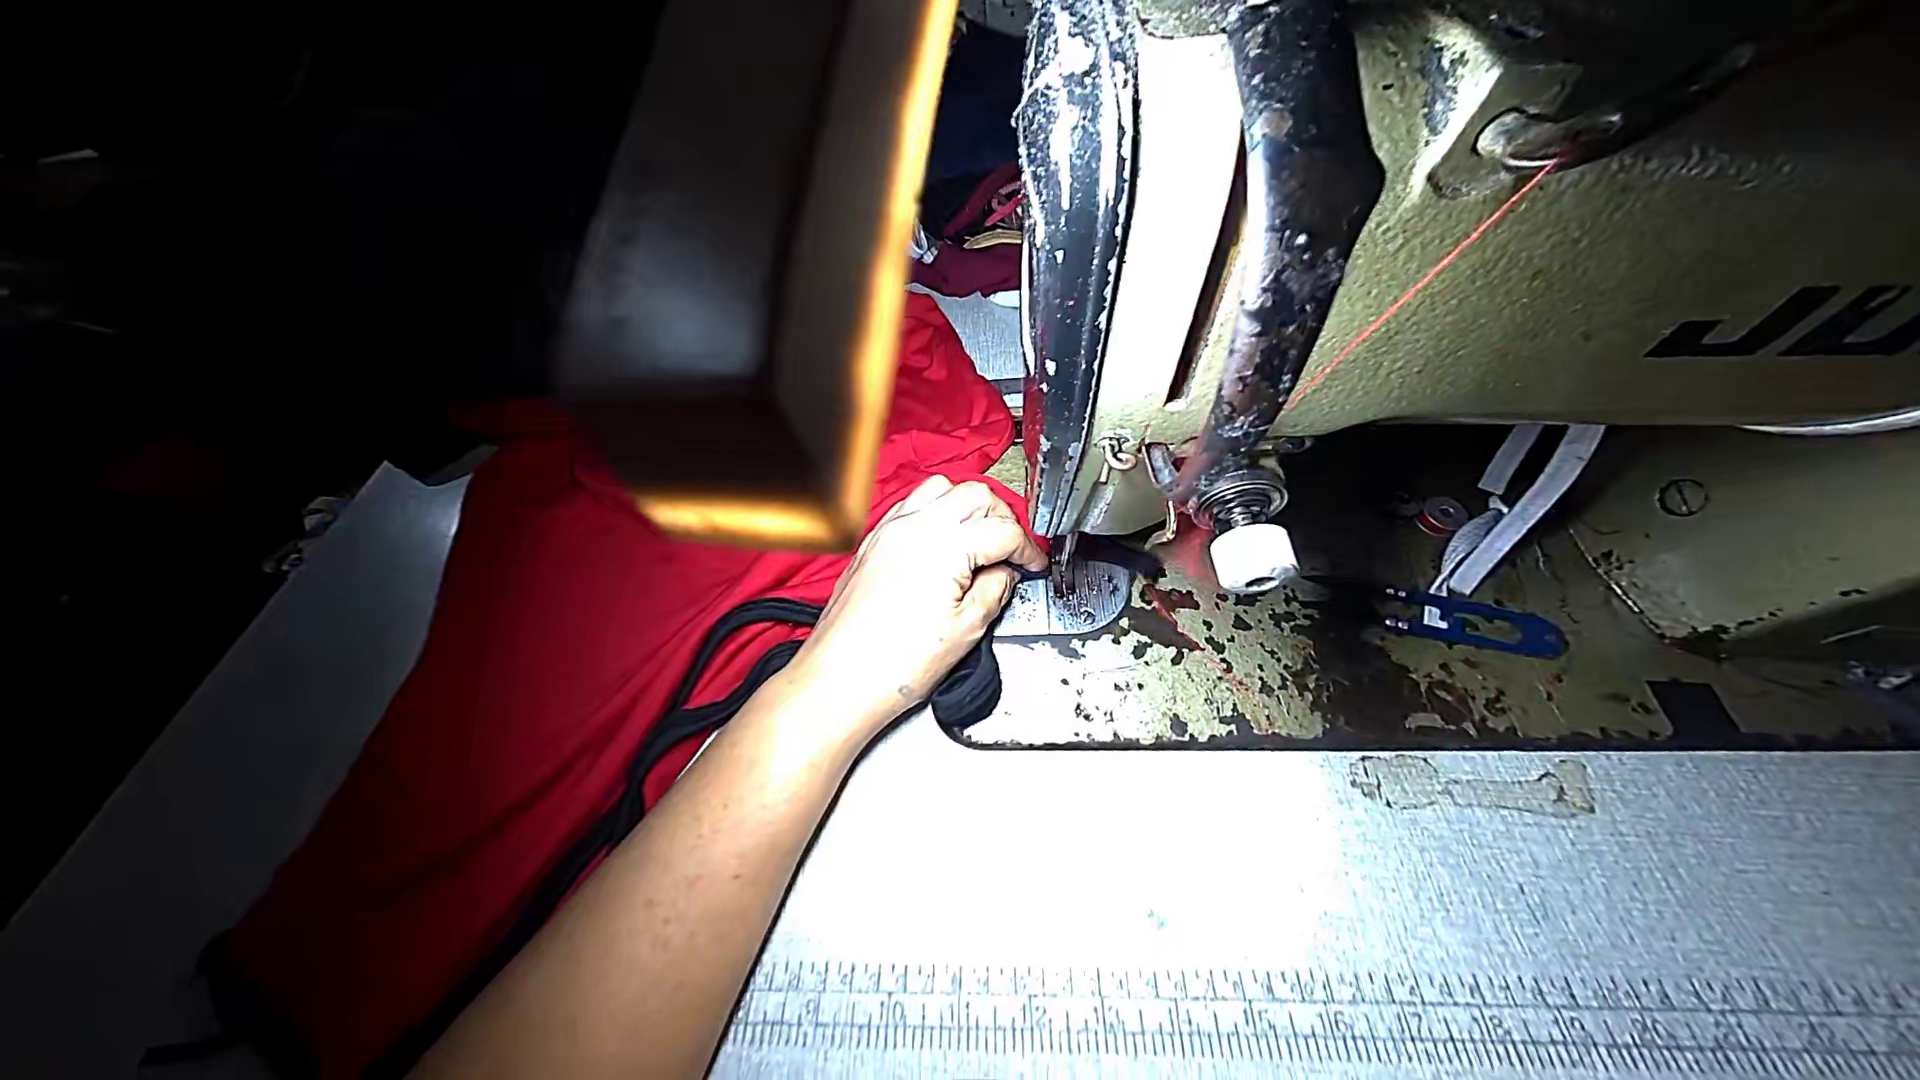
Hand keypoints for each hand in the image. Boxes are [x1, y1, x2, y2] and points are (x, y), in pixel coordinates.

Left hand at [784, 476, 1047, 736]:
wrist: (842, 677)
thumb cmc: (892, 662)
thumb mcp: (967, 629)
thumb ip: (995, 590)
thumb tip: (1005, 573)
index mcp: (944, 545)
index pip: (1003, 530)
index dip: (1028, 548)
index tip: (1033, 564)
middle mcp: (914, 526)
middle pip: (976, 495)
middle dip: (1003, 518)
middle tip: (1012, 550)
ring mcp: (890, 530)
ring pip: (942, 490)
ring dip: (969, 507)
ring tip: (981, 540)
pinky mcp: (874, 541)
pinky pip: (912, 505)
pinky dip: (936, 513)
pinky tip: (944, 542)